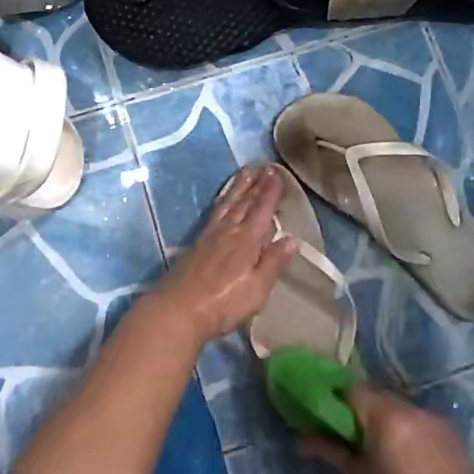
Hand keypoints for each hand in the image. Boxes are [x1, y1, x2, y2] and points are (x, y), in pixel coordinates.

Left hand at [146, 163, 297, 342]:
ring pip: (227, 204)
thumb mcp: (257, 288)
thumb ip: (274, 262)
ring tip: (245, 173)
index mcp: (246, 241)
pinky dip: (222, 201)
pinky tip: (223, 201)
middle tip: (262, 165)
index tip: (277, 174)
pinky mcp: (198, 242)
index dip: (270, 192)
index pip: (261, 211)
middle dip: (255, 185)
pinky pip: (215, 213)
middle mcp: (228, 231)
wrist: (180, 307)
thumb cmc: (224, 303)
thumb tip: (293, 239)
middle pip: (243, 203)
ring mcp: (210, 235)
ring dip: (238, 188)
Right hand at [301, 386, 473, 473]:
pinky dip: (409, 427)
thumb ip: (328, 450)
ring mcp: (434, 418)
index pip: (351, 389)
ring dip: (387, 417)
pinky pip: (419, 418)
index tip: (332, 417)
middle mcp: (410, 408)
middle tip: (356, 433)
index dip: (338, 400)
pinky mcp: (452, 431)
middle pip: (375, 395)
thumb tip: (299, 440)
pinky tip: (410, 450)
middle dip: (363, 409)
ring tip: (384, 444)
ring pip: (398, 406)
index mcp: (385, 415)